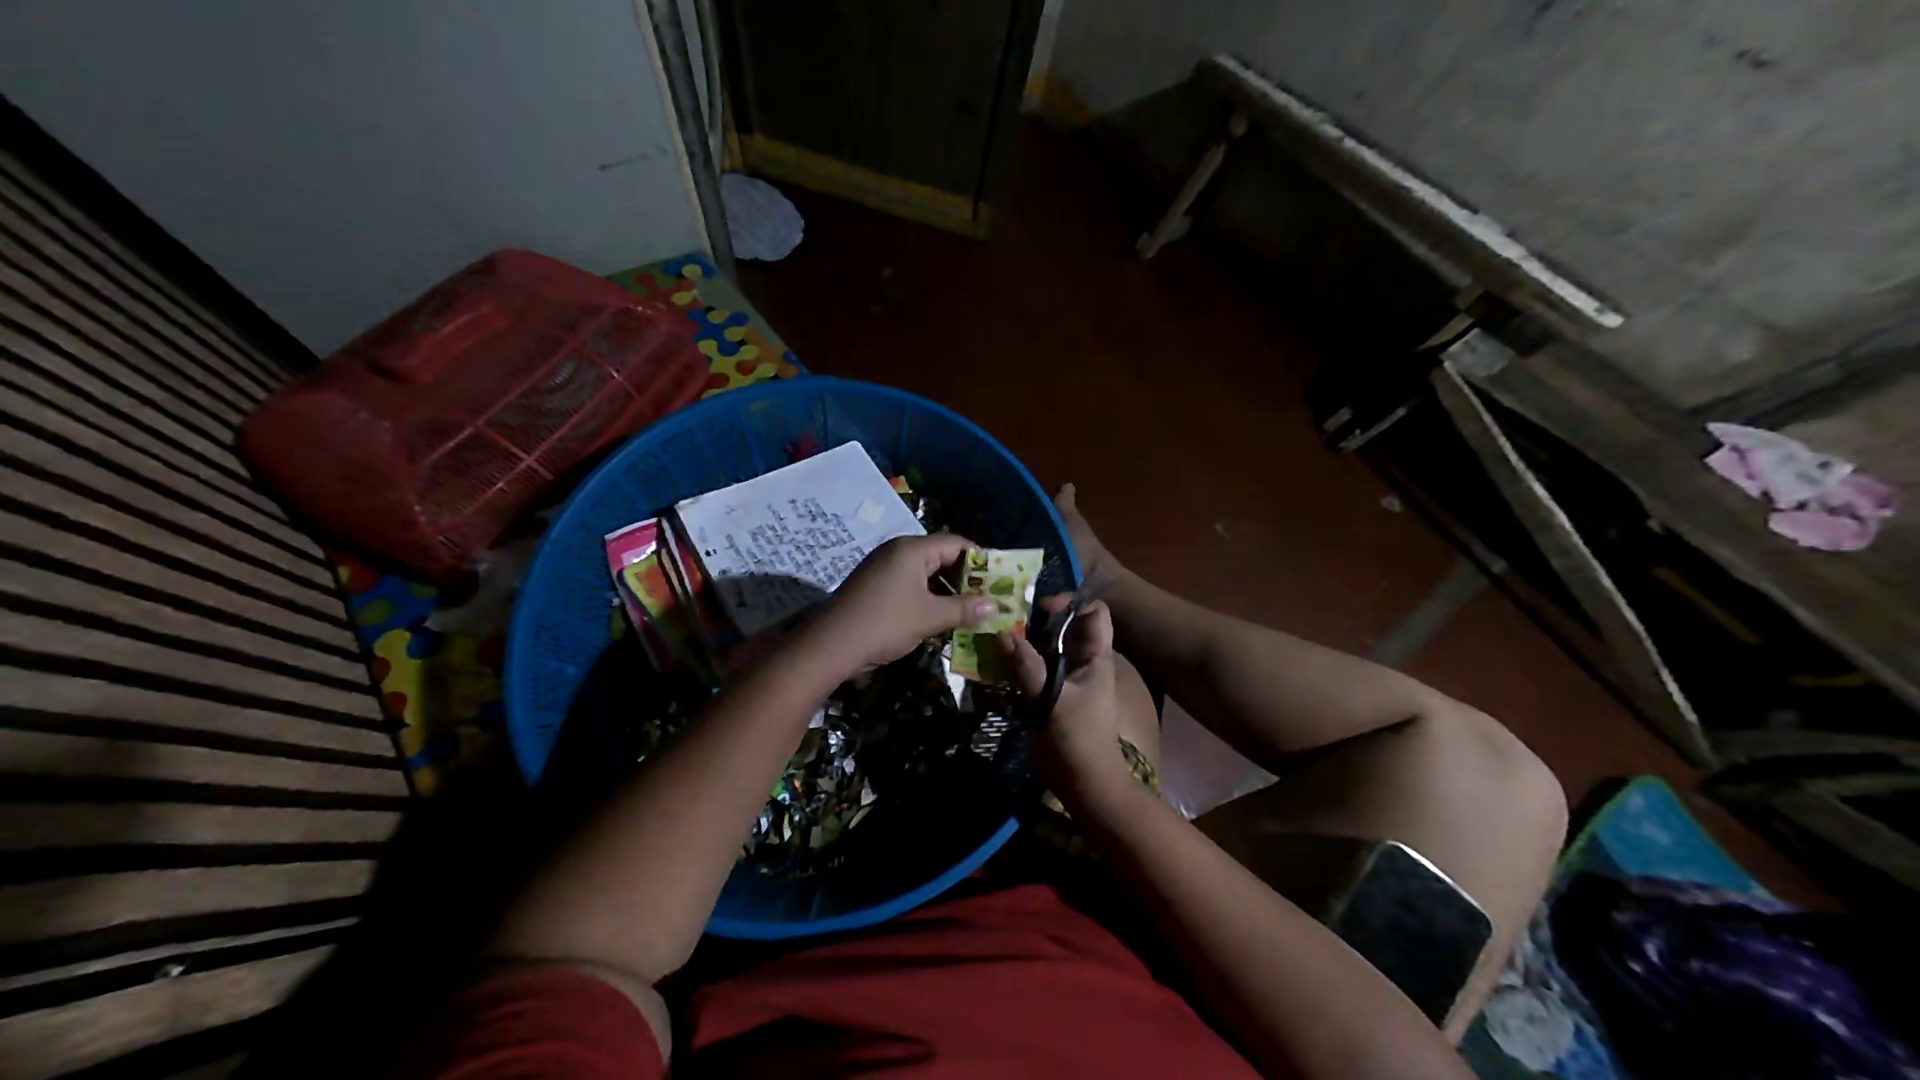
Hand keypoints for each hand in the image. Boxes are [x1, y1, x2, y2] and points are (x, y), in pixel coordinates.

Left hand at [807, 535, 997, 672]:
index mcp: (912, 549)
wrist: (831, 645)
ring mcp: (883, 567)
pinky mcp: (875, 584)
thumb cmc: (884, 624)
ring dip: (948, 590)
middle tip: (988, 598)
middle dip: (965, 577)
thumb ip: (964, 609)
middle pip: (941, 556)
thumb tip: (995, 605)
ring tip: (970, 610)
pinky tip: (941, 616)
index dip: (981, 560)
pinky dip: (928, 596)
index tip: (999, 579)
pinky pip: (910, 583)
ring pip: (926, 572)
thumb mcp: (930, 617)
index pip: (957, 543)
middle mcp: (897, 551)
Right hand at [1002, 597, 1127, 795]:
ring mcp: (1059, 676)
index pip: (1093, 612)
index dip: (1071, 602)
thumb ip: (1028, 667)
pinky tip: (990, 660)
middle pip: (1060, 625)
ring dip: (1019, 640)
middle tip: (1005, 617)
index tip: (1041, 608)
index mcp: (1094, 656)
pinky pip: (1027, 668)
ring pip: (1040, 646)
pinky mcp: (1043, 693)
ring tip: (991, 634)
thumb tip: (1003, 634)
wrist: (1081, 782)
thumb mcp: (1054, 699)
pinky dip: (1011, 662)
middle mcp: (1077, 660)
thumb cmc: (1079, 738)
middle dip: (1034, 618)